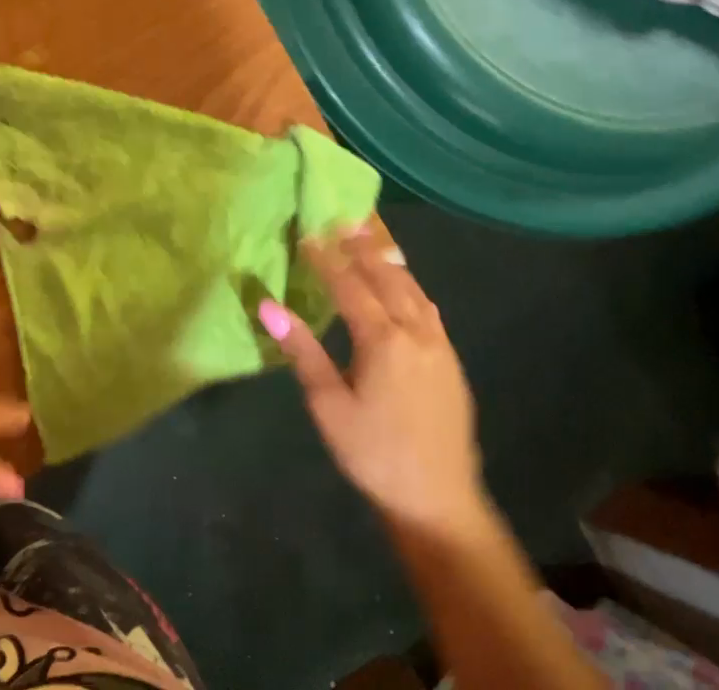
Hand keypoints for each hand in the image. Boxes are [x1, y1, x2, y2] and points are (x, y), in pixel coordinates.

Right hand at [261, 230, 485, 535]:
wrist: (437, 498)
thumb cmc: (371, 453)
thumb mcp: (327, 404)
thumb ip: (302, 350)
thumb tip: (268, 305)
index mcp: (383, 341)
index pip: (350, 286)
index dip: (327, 259)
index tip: (307, 233)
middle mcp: (416, 334)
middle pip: (389, 278)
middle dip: (364, 248)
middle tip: (343, 219)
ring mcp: (439, 347)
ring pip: (414, 290)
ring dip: (390, 262)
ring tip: (372, 238)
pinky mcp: (450, 362)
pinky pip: (428, 309)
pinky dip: (410, 286)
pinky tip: (404, 286)